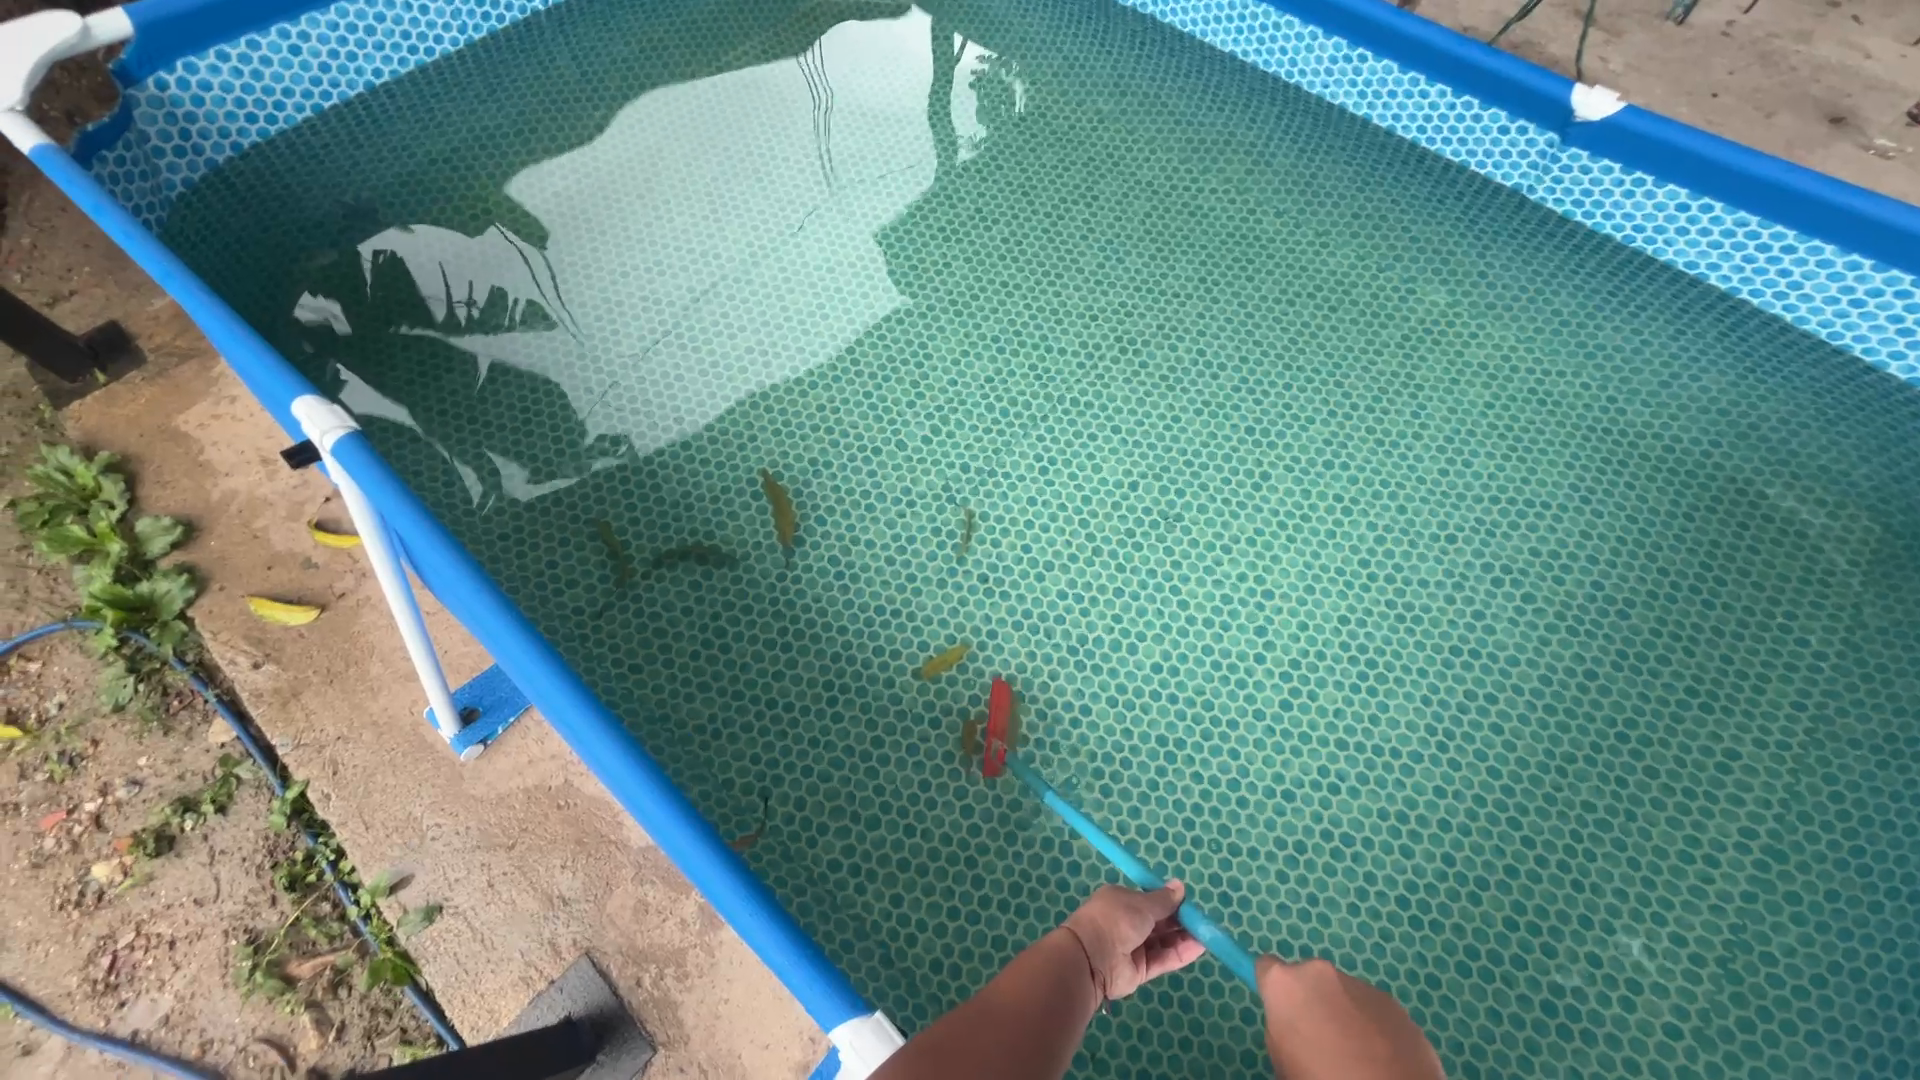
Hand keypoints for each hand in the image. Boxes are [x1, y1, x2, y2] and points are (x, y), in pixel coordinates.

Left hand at [1060, 881, 1205, 1000]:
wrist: (1091, 958)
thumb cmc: (1115, 919)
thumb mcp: (1141, 904)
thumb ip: (1163, 900)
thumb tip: (1180, 886)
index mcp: (1122, 901)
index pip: (1149, 900)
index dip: (1169, 902)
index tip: (1189, 904)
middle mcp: (1127, 922)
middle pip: (1158, 922)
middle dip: (1179, 921)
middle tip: (1203, 922)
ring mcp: (1133, 947)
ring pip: (1163, 941)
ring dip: (1183, 938)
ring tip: (1207, 935)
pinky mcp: (1139, 970)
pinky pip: (1163, 959)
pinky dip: (1179, 954)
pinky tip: (1199, 948)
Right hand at [1256, 955, 1444, 1079]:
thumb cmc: (1321, 1078)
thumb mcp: (1281, 1061)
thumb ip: (1281, 1029)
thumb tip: (1295, 1023)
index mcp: (1285, 983)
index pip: (1266, 967)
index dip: (1273, 989)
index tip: (1282, 1012)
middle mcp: (1320, 972)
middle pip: (1309, 980)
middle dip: (1313, 1002)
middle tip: (1321, 1041)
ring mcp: (1359, 984)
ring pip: (1342, 994)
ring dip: (1344, 1014)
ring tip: (1357, 1056)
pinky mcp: (1392, 1003)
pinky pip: (1371, 1009)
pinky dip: (1372, 1027)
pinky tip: (1381, 1059)